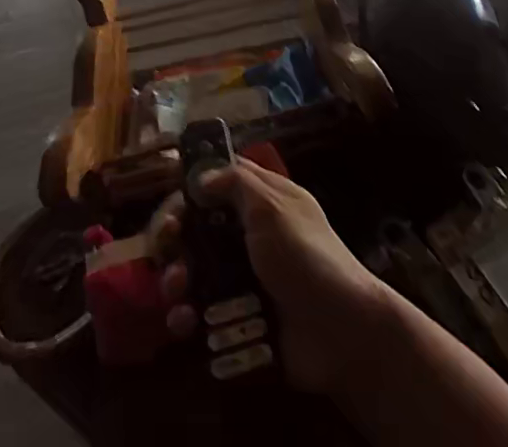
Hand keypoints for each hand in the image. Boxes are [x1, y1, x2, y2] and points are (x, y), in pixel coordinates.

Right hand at [151, 158, 393, 393]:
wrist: (341, 331)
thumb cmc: (305, 257)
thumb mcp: (273, 208)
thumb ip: (236, 183)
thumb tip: (202, 176)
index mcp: (264, 202)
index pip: (221, 180)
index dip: (193, 185)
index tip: (174, 198)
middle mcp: (251, 236)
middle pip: (198, 227)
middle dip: (175, 236)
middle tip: (166, 245)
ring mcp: (244, 278)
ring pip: (194, 271)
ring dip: (176, 279)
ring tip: (178, 290)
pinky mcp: (238, 317)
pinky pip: (201, 313)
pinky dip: (186, 317)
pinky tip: (184, 322)